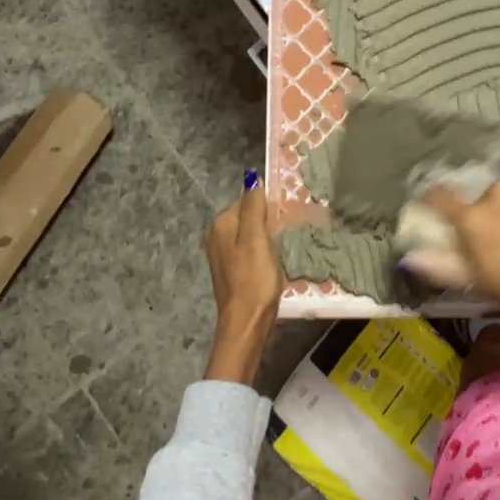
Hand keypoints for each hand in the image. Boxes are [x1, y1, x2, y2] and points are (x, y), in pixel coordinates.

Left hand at [203, 179, 280, 383]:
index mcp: (221, 223)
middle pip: (248, 216)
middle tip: (284, 236)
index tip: (284, 221)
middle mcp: (215, 234)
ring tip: (280, 251)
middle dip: (267, 222)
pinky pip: (247, 249)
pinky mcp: (229, 269)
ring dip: (265, 238)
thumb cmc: (254, 278)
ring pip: (249, 234)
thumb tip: (251, 177)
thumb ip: (254, 207)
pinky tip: (270, 264)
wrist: (246, 322)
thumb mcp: (258, 238)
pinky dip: (260, 252)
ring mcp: (220, 254)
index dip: (268, 208)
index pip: (248, 200)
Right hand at [411, 182, 499, 321]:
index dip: (432, 205)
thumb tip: (413, 257)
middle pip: (481, 203)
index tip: (434, 219)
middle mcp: (499, 192)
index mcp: (474, 217)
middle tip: (497, 252)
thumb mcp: (486, 287)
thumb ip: (445, 268)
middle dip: (484, 222)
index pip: (439, 197)